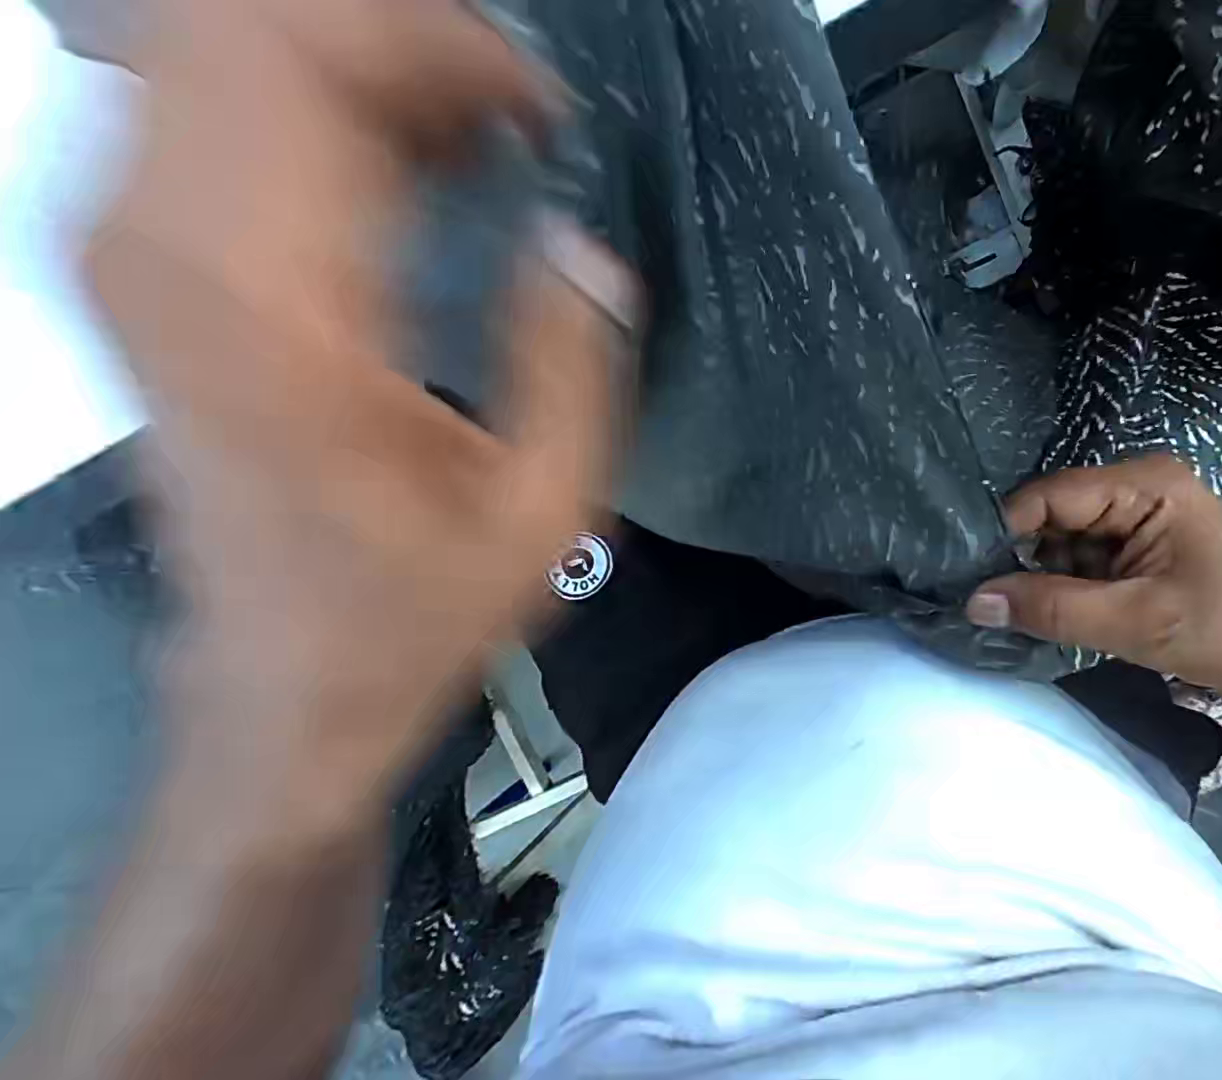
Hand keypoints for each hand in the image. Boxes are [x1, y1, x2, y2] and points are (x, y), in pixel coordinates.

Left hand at [86, 0, 635, 826]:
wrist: (288, 676)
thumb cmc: (423, 600)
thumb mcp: (544, 500)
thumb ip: (568, 359)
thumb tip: (584, 243)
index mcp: (273, 303)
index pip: (308, 62)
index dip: (446, 50)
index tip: (553, 109)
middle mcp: (161, 245)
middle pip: (240, 27)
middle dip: (403, 39)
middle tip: (528, 109)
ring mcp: (130, 250)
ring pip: (212, 52)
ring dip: (366, 68)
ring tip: (491, 127)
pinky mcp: (146, 272)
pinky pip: (214, 119)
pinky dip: (325, 111)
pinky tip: (424, 159)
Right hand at [966, 455, 1221, 699]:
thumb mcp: (1133, 621)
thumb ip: (1050, 608)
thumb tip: (973, 600)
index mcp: (1145, 483)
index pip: (1052, 495)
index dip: (1008, 530)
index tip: (971, 573)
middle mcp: (1139, 487)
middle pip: (1057, 516)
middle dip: (1029, 559)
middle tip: (994, 601)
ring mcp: (1142, 518)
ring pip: (1068, 542)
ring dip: (1050, 579)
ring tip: (1032, 614)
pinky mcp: (1143, 549)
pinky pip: (1087, 560)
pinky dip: (1070, 588)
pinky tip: (1064, 614)